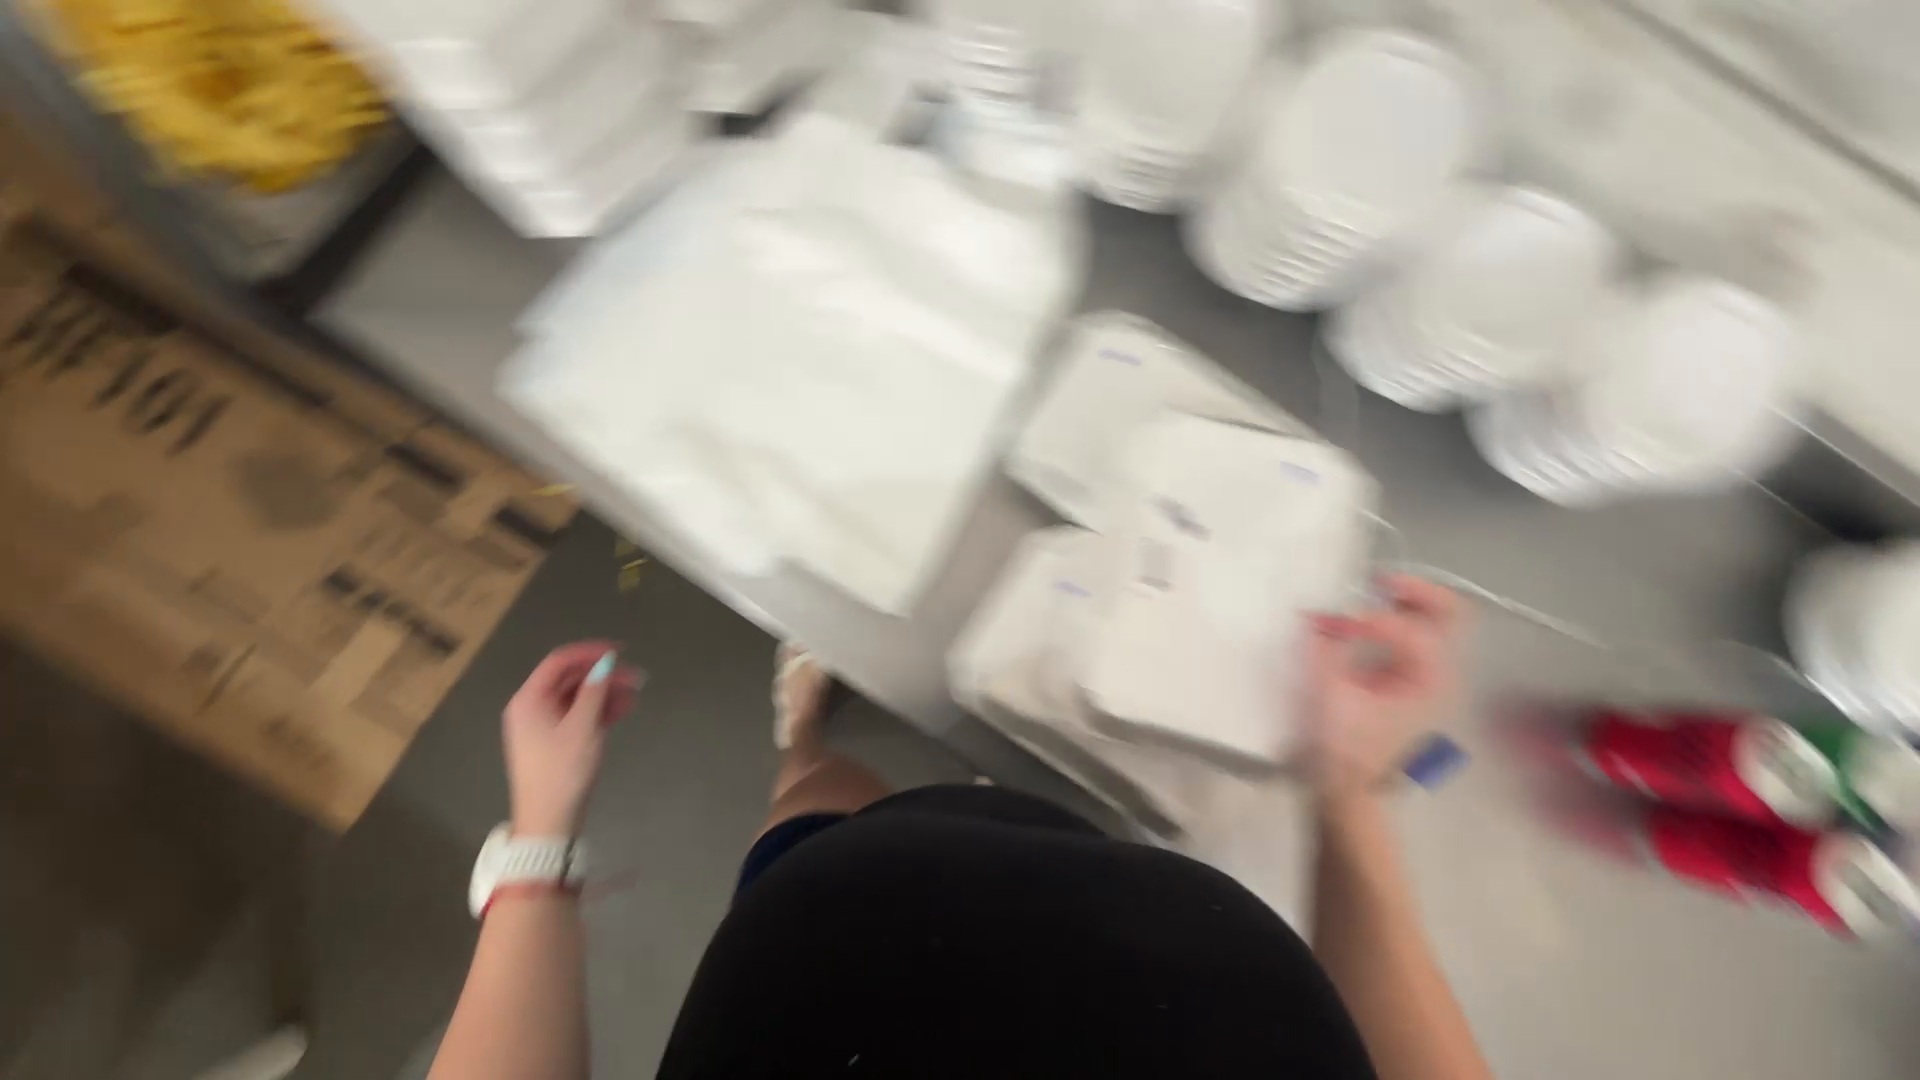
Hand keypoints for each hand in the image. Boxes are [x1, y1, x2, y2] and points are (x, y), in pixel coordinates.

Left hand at [503, 642, 642, 835]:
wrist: (549, 819)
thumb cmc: (563, 770)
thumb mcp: (583, 727)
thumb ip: (594, 690)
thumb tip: (605, 663)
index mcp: (530, 700)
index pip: (560, 662)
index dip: (590, 652)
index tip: (621, 651)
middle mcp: (533, 707)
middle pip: (571, 679)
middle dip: (604, 675)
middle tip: (637, 678)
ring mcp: (544, 724)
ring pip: (579, 697)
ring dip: (606, 692)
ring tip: (635, 695)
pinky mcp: (556, 740)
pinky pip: (580, 714)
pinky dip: (601, 709)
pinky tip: (624, 709)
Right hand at [1303, 575, 1463, 796]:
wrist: (1347, 790)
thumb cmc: (1342, 749)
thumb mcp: (1329, 697)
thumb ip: (1326, 650)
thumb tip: (1319, 617)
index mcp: (1429, 682)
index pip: (1410, 629)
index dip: (1369, 621)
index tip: (1332, 627)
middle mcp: (1439, 674)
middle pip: (1448, 614)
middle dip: (1413, 591)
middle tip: (1374, 581)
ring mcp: (1427, 676)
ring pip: (1434, 620)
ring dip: (1402, 602)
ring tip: (1365, 594)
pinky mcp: (1408, 678)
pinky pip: (1410, 634)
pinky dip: (1389, 618)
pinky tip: (1358, 620)